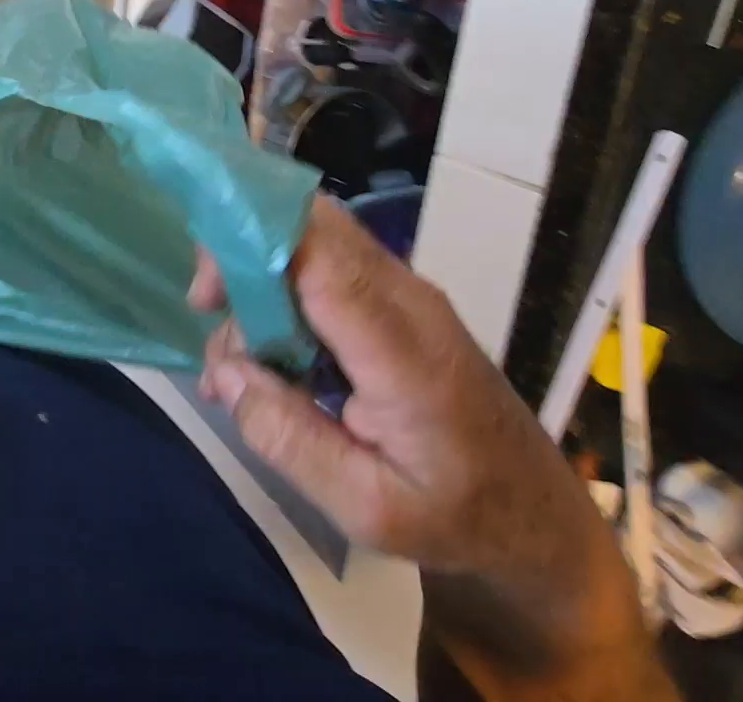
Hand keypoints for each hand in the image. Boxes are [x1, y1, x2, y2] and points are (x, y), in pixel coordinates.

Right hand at [192, 198, 660, 694]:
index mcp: (405, 353)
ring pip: (309, 243)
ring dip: (255, 283)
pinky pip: (321, 269)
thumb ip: (290, 440)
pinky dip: (277, 296)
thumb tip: (227, 373)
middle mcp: (406, 302)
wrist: (536, 517)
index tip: (205, 290)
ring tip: (234, 368)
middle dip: (243, 250)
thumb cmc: (457, 518)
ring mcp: (403, 297)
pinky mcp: (394, 304)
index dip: (254, 242)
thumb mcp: (366, 509)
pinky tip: (263, 360)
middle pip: (312, 224)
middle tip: (207, 309)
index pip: (324, 256)